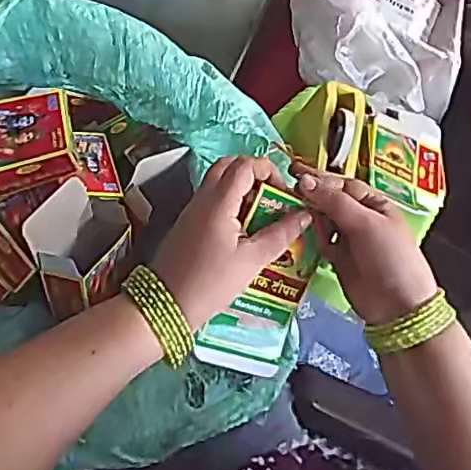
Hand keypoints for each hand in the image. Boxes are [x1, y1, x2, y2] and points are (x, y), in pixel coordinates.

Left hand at [148, 156, 312, 327]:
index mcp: (219, 201)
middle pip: (230, 166)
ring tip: (263, 215)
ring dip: (244, 190)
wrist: (166, 304)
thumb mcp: (252, 260)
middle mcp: (203, 197)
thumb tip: (304, 215)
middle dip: (256, 174)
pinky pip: (213, 200)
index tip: (285, 193)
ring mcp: (193, 209)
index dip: (270, 170)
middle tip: (274, 197)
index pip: (246, 165)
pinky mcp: (189, 222)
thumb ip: (280, 234)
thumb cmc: (211, 282)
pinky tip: (245, 229)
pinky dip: (232, 203)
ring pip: (220, 182)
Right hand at [291, 163, 437, 324]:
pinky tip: (297, 232)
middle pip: (331, 200)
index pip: (343, 185)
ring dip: (309, 216)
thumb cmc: (390, 257)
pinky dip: (310, 236)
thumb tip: (305, 182)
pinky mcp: (338, 257)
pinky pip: (320, 240)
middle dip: (311, 196)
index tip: (296, 176)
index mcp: (375, 204)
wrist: (397, 306)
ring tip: (290, 212)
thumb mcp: (365, 223)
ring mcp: (349, 238)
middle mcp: (361, 218)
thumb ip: (334, 201)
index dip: (321, 180)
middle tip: (287, 193)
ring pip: (323, 219)